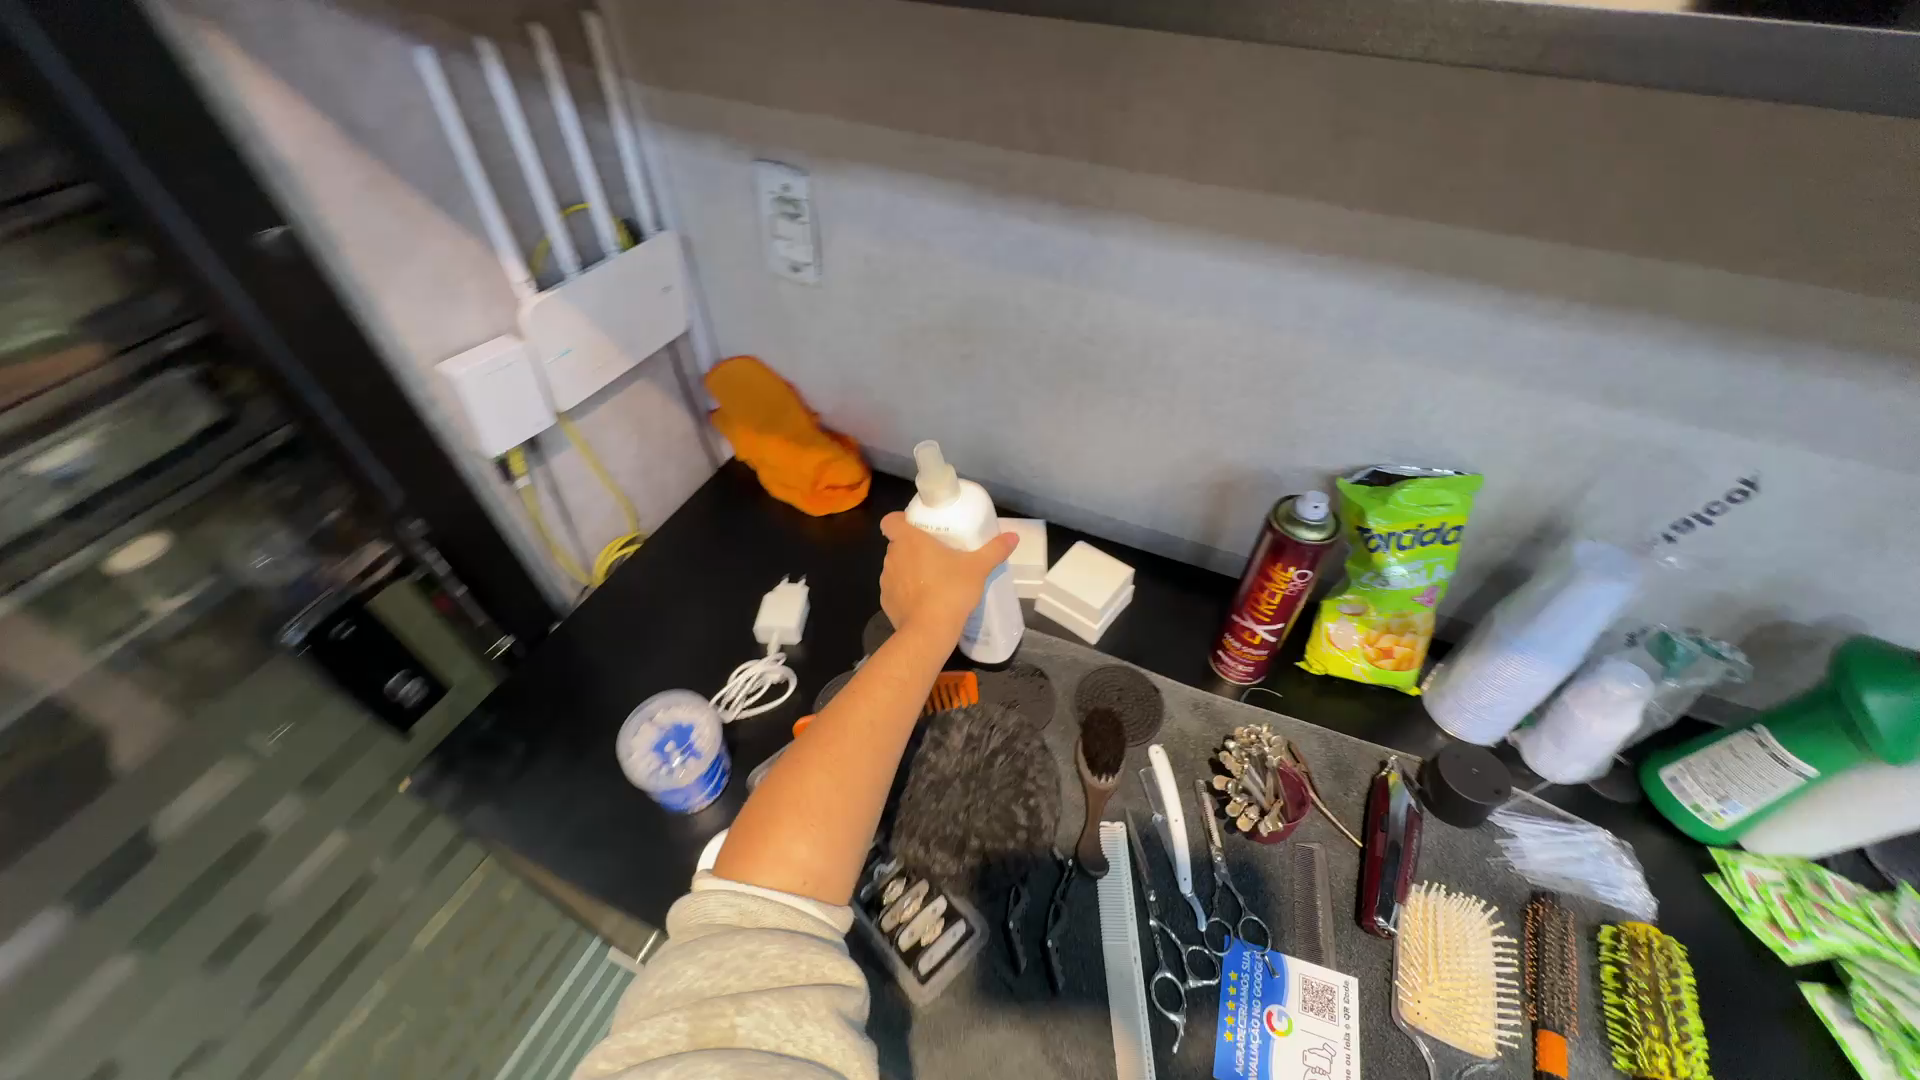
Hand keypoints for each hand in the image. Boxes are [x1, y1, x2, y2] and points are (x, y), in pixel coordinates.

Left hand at [878, 512, 1017, 636]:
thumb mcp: (978, 568)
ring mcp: (886, 581)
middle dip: (912, 547)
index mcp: (909, 541)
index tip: (916, 526)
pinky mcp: (886, 602)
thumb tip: (1013, 536)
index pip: (890, 520)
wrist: (930, 631)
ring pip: (896, 567)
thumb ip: (995, 549)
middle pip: (897, 544)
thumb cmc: (951, 590)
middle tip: (935, 553)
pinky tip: (924, 601)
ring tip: (932, 579)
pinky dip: (906, 593)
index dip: (900, 520)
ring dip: (909, 570)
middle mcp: (892, 557)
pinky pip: (895, 590)